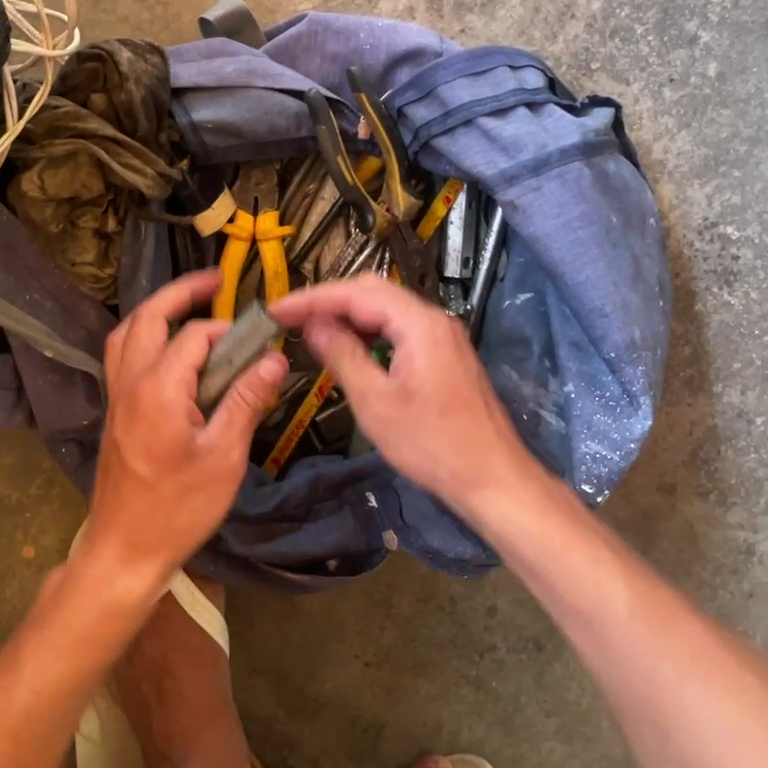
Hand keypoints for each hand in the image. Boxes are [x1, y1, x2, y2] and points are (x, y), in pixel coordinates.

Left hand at [85, 270, 287, 587]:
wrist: (124, 550)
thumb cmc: (178, 509)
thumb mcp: (224, 457)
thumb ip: (245, 401)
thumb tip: (274, 360)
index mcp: (157, 389)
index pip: (194, 336)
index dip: (227, 332)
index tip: (258, 344)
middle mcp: (130, 382)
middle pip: (148, 317)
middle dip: (181, 293)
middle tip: (215, 282)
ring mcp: (116, 396)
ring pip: (128, 332)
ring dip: (157, 311)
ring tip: (190, 306)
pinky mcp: (114, 411)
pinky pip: (123, 355)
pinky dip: (144, 337)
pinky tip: (169, 350)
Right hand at [270, 276, 536, 509]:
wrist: (491, 476)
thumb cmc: (431, 444)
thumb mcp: (375, 402)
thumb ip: (342, 356)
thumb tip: (313, 326)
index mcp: (418, 323)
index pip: (356, 293)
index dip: (312, 299)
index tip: (276, 310)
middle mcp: (434, 319)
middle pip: (373, 291)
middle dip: (329, 300)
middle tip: (290, 319)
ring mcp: (443, 336)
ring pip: (388, 308)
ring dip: (349, 315)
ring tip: (312, 331)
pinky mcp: (446, 354)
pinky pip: (401, 328)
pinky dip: (370, 331)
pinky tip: (351, 348)